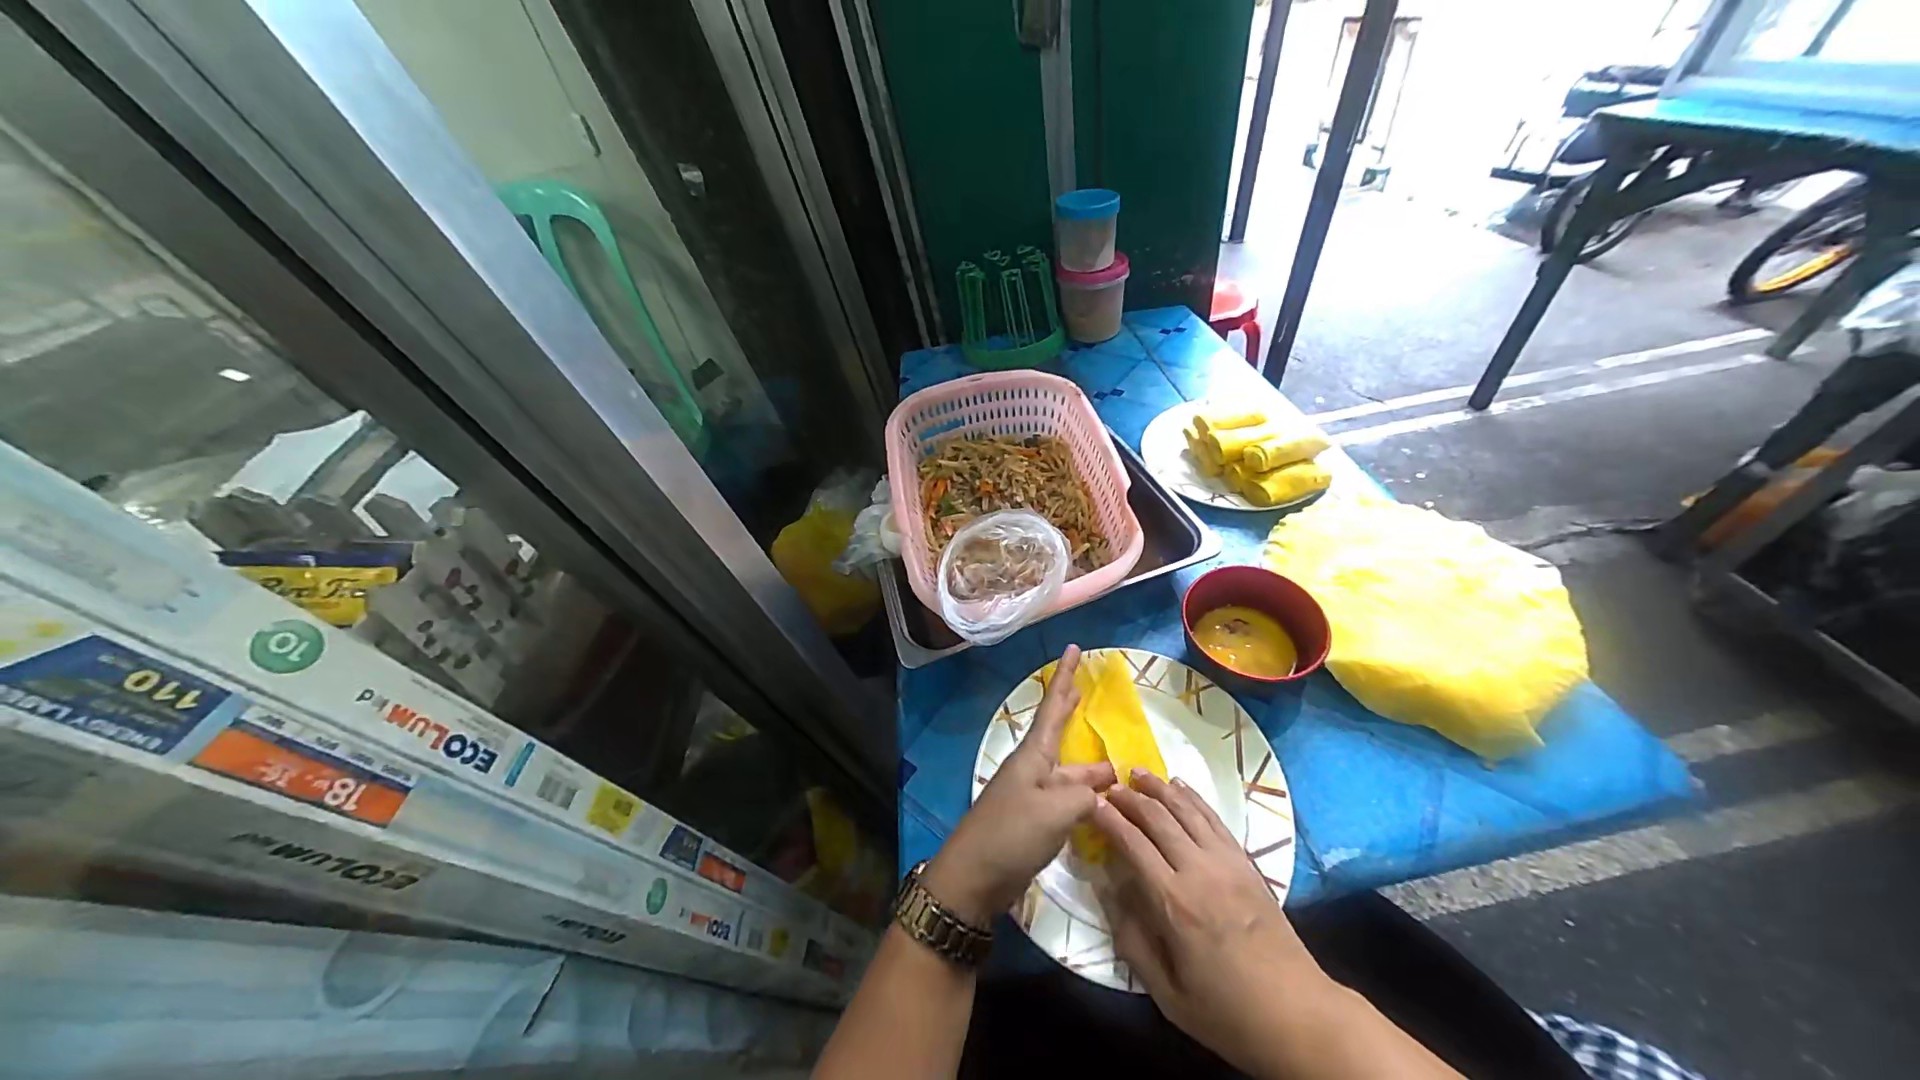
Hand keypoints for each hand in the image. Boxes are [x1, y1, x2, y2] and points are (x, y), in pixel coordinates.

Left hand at [923, 645, 1116, 923]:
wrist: (975, 876)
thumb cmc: (1012, 833)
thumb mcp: (1056, 810)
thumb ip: (1086, 795)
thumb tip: (1103, 791)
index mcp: (1034, 756)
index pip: (1053, 707)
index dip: (1065, 678)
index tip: (1073, 648)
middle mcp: (1034, 770)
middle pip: (1059, 732)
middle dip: (1071, 709)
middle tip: (1085, 687)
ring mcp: (1034, 797)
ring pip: (1071, 773)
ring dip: (1093, 767)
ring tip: (1120, 763)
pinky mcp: (1037, 823)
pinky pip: (1069, 800)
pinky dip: (1088, 798)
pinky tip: (1104, 803)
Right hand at [1092, 771, 1331, 1074]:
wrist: (1299, 1015)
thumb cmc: (1227, 1011)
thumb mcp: (1167, 993)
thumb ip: (1132, 939)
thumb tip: (1108, 890)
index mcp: (1174, 902)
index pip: (1132, 843)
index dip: (1108, 817)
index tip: (1089, 802)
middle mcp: (1199, 871)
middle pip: (1158, 818)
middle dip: (1129, 796)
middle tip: (1108, 784)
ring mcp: (1227, 863)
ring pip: (1187, 810)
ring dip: (1159, 788)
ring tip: (1137, 772)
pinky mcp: (1247, 863)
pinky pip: (1215, 819)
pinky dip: (1193, 798)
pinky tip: (1179, 786)